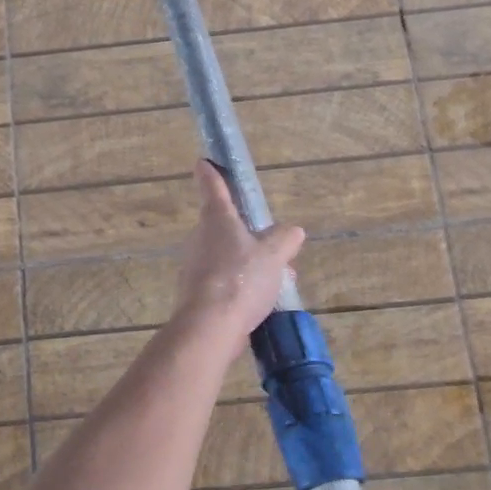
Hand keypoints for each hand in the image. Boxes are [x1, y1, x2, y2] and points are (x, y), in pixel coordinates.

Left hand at [174, 161, 306, 338]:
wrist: (208, 328)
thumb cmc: (240, 280)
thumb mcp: (273, 256)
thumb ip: (285, 240)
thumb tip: (294, 230)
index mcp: (217, 218)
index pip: (212, 186)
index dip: (210, 173)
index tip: (204, 161)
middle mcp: (201, 237)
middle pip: (224, 226)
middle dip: (248, 233)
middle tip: (274, 246)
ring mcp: (196, 265)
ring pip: (227, 256)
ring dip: (250, 263)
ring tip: (280, 280)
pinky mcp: (197, 293)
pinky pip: (224, 281)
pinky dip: (242, 286)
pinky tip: (263, 303)